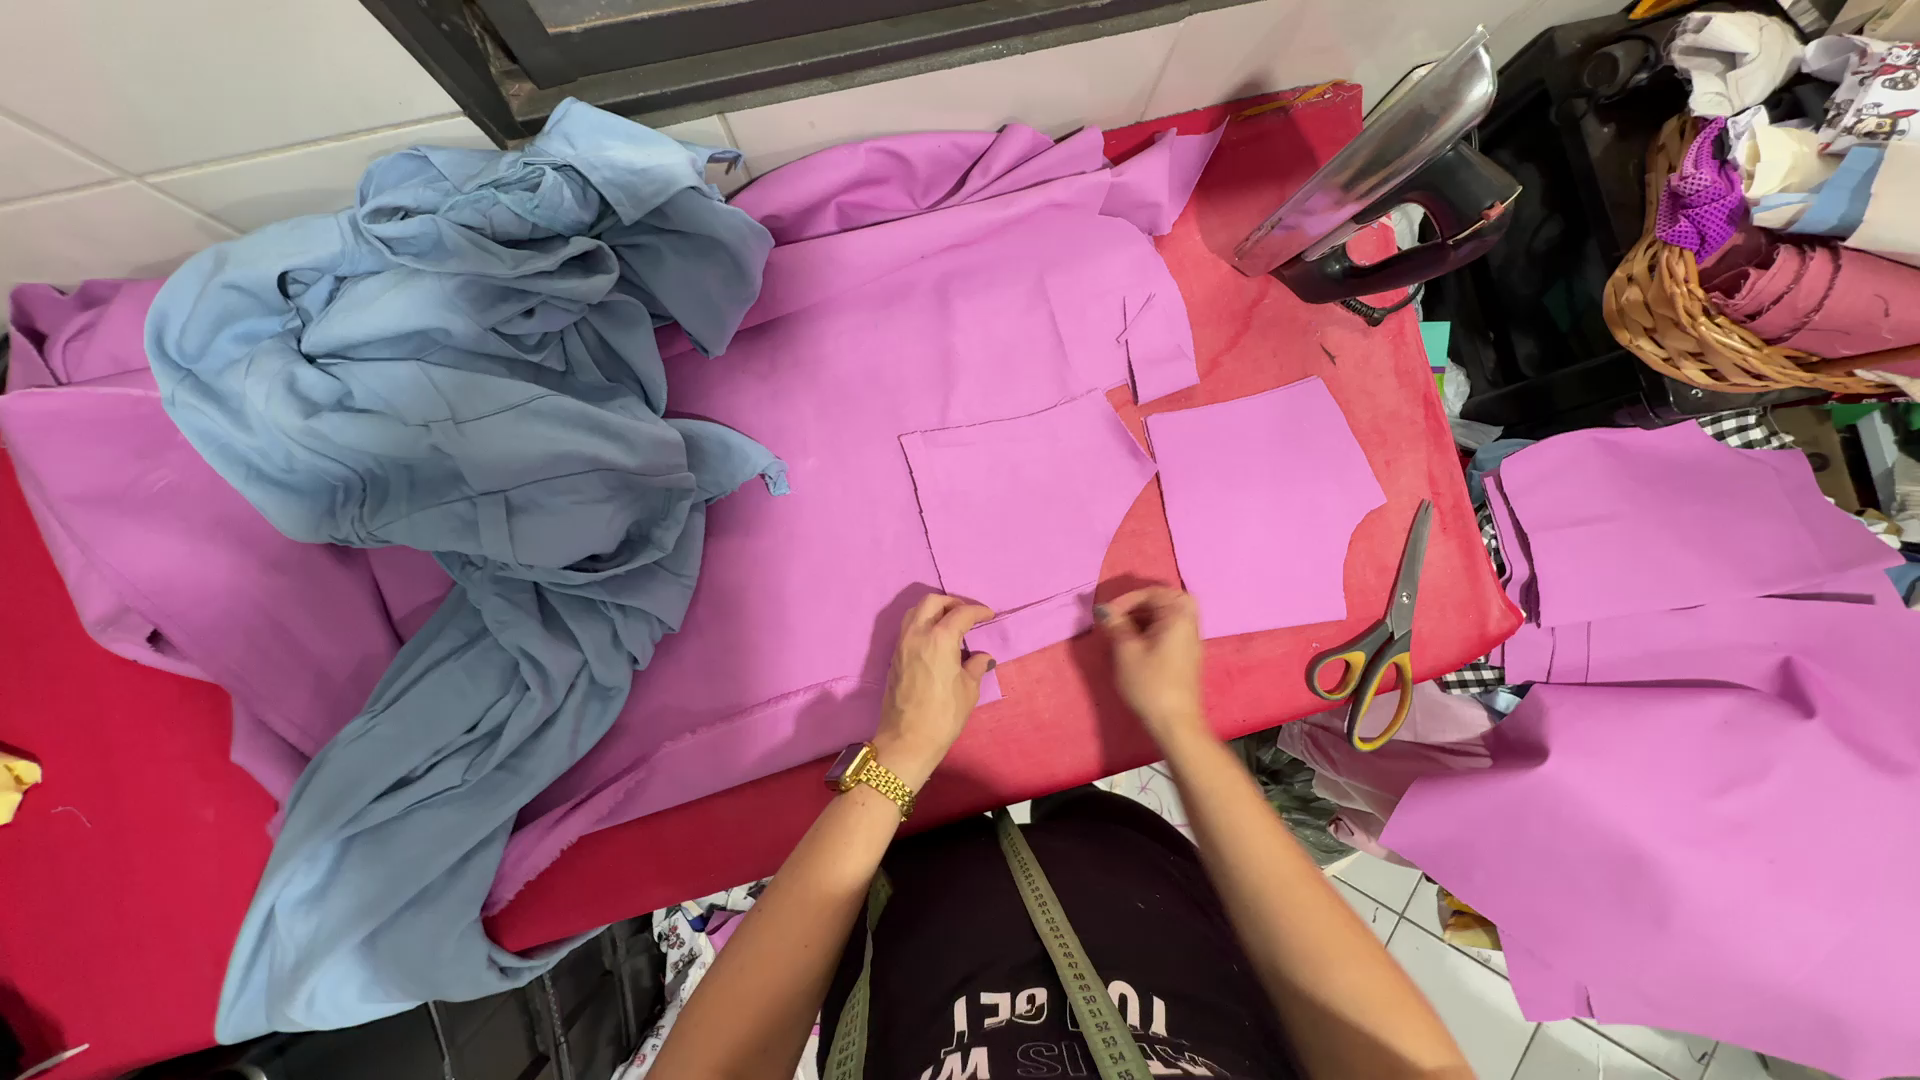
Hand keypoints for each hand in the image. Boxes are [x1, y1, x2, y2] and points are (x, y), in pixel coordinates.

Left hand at [875, 593, 995, 785]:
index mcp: (939, 639)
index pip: (960, 614)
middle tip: (967, 614)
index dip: (977, 611)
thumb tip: (983, 657)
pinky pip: (908, 627)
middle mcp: (917, 634)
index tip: (988, 615)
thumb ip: (975, 667)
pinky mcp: (894, 656)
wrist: (907, 740)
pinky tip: (936, 638)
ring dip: (934, 610)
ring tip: (950, 623)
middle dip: (952, 602)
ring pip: (916, 611)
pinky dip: (923, 623)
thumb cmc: (943, 716)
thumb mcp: (968, 691)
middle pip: (932, 602)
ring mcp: (901, 644)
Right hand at [1096, 587, 1205, 743]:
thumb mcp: (1126, 650)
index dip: (1126, 599)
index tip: (1106, 615)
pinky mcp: (1185, 655)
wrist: (1174, 722)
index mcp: (1178, 615)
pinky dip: (1151, 630)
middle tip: (1117, 618)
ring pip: (1166, 616)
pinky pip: (1169, 630)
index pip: (1152, 592)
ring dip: (1142, 618)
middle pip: (1165, 600)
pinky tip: (1134, 645)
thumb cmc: (1149, 683)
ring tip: (1121, 632)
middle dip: (1137, 606)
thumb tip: (1103, 609)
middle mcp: (1189, 623)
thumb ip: (1115, 624)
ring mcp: (1190, 640)